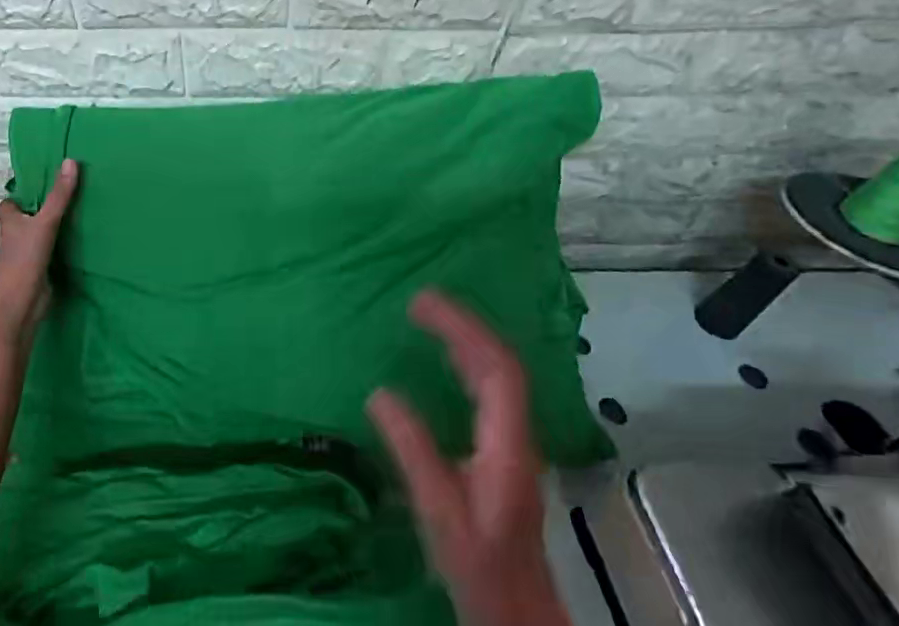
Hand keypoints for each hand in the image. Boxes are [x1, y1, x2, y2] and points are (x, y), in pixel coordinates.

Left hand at [0, 159, 78, 331]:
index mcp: (10, 224)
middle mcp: (14, 239)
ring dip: (50, 230)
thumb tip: (71, 162)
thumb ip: (59, 196)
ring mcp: (25, 256)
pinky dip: (59, 248)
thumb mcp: (45, 222)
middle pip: (23, 220)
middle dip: (38, 211)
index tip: (38, 187)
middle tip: (64, 197)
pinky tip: (77, 243)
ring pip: (36, 237)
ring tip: (77, 215)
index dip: (19, 196)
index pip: (8, 205)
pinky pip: (49, 253)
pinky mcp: (38, 271)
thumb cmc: (25, 259)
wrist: (21, 302)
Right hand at [368, 291, 570, 625]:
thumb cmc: (478, 563)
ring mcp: (515, 437)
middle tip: (418, 302)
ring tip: (429, 319)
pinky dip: (468, 360)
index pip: (495, 367)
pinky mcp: (506, 445)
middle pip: (499, 361)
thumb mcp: (437, 510)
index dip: (463, 328)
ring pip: (498, 371)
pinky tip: (448, 359)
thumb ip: (413, 451)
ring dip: (467, 338)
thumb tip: (379, 394)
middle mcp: (518, 430)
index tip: (422, 303)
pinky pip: (491, 386)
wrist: (517, 607)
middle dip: (462, 324)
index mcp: (507, 441)